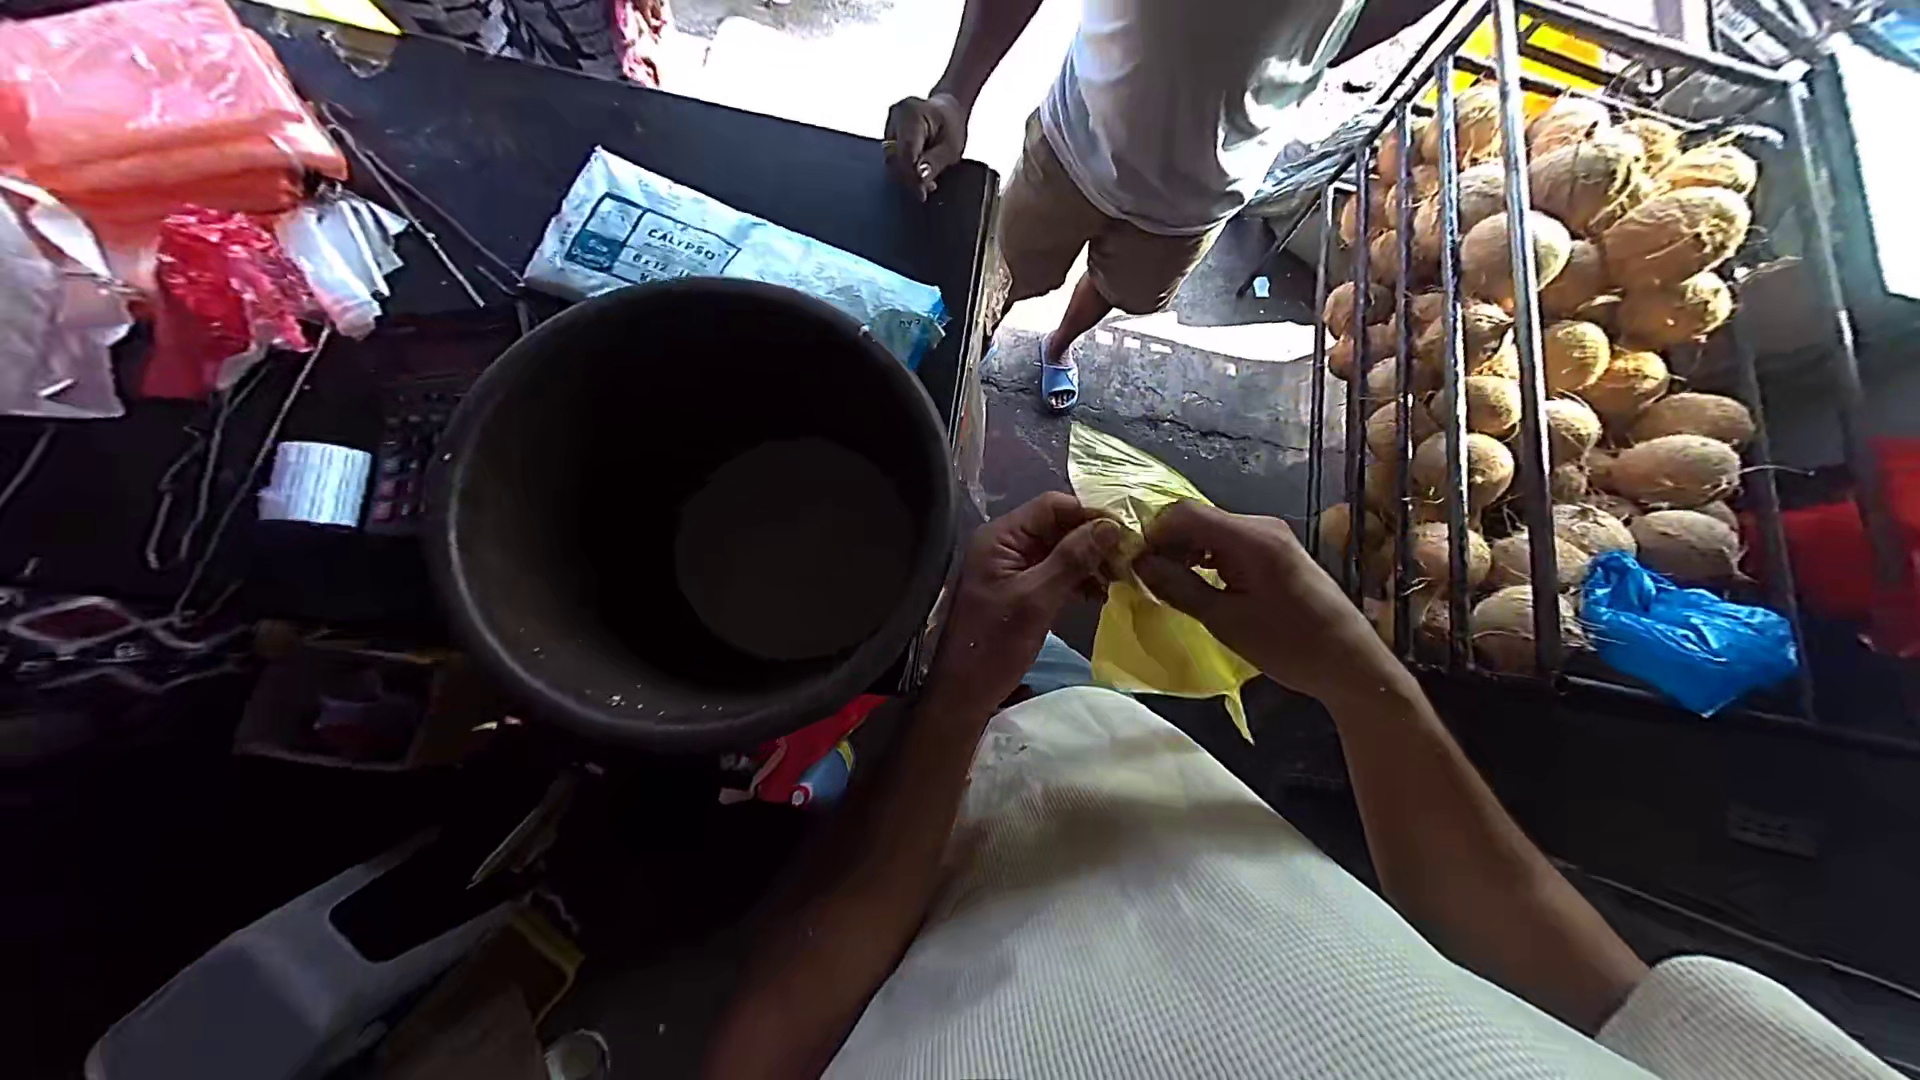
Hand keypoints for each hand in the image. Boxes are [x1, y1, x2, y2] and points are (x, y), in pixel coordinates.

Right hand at [884, 92, 968, 200]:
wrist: (947, 113)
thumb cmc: (951, 126)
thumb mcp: (951, 147)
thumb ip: (935, 162)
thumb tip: (919, 175)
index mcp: (911, 114)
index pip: (905, 152)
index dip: (912, 176)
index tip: (922, 192)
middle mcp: (896, 117)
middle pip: (895, 159)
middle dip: (910, 178)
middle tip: (927, 188)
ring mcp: (890, 126)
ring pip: (892, 162)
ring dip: (908, 176)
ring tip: (926, 180)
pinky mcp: (888, 137)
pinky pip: (893, 160)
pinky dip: (905, 171)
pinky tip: (918, 173)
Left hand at [925, 493, 1122, 713]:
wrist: (966, 692)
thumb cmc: (993, 645)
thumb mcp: (1036, 600)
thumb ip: (1071, 560)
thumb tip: (1110, 526)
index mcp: (1000, 538)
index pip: (1051, 507)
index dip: (1089, 514)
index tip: (1127, 530)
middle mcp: (1007, 544)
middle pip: (1059, 526)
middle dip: (1095, 538)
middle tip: (1132, 555)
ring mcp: (1015, 567)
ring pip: (1062, 549)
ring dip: (1092, 560)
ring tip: (1123, 575)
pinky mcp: (1024, 589)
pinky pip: (1058, 572)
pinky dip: (1081, 579)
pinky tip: (1104, 591)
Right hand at [1132, 501, 1403, 706]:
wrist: (1351, 663)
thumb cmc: (1289, 645)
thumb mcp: (1224, 620)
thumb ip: (1178, 586)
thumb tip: (1139, 563)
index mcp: (1251, 538)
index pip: (1184, 512)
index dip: (1153, 532)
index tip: (1134, 562)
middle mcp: (1260, 526)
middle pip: (1195, 517)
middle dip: (1165, 543)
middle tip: (1146, 576)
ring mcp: (1269, 536)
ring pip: (1208, 529)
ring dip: (1183, 551)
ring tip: (1168, 583)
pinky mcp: (1273, 549)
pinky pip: (1225, 541)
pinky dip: (1203, 557)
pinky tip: (1195, 581)